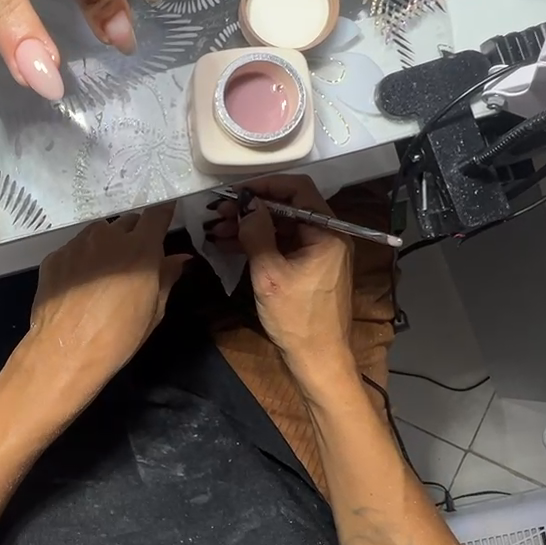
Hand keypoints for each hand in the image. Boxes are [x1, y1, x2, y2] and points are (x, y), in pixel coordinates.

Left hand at [18, 204, 188, 402]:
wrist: (65, 352)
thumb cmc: (119, 336)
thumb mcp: (154, 311)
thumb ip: (167, 277)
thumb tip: (179, 258)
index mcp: (140, 248)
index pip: (156, 214)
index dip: (163, 214)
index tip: (165, 218)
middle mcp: (108, 237)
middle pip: (127, 221)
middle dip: (135, 234)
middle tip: (135, 259)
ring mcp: (77, 244)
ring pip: (99, 232)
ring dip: (107, 243)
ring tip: (105, 271)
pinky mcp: (54, 256)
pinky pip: (75, 248)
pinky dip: (82, 257)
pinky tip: (80, 284)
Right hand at [216, 177, 354, 373]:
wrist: (318, 358)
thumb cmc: (297, 319)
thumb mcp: (270, 275)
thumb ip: (258, 235)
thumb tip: (246, 205)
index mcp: (326, 233)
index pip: (298, 190)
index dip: (265, 186)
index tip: (236, 193)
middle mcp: (328, 237)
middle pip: (288, 207)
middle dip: (252, 208)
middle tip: (219, 212)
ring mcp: (319, 252)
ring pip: (282, 227)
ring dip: (251, 226)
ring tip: (218, 230)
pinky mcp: (310, 267)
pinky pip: (283, 245)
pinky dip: (259, 243)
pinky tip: (231, 244)